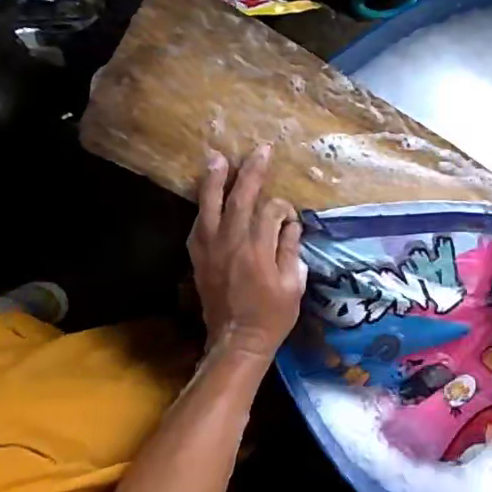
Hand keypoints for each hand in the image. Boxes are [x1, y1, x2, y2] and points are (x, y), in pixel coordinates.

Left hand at [188, 144, 306, 359]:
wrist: (236, 341)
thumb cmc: (272, 316)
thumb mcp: (293, 286)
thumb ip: (290, 251)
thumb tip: (290, 225)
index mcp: (258, 250)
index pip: (271, 211)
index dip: (283, 208)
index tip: (290, 217)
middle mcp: (232, 243)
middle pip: (241, 198)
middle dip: (252, 172)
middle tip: (260, 150)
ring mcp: (210, 249)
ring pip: (210, 205)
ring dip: (215, 180)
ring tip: (217, 157)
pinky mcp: (198, 257)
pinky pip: (198, 224)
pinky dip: (203, 207)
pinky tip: (207, 196)